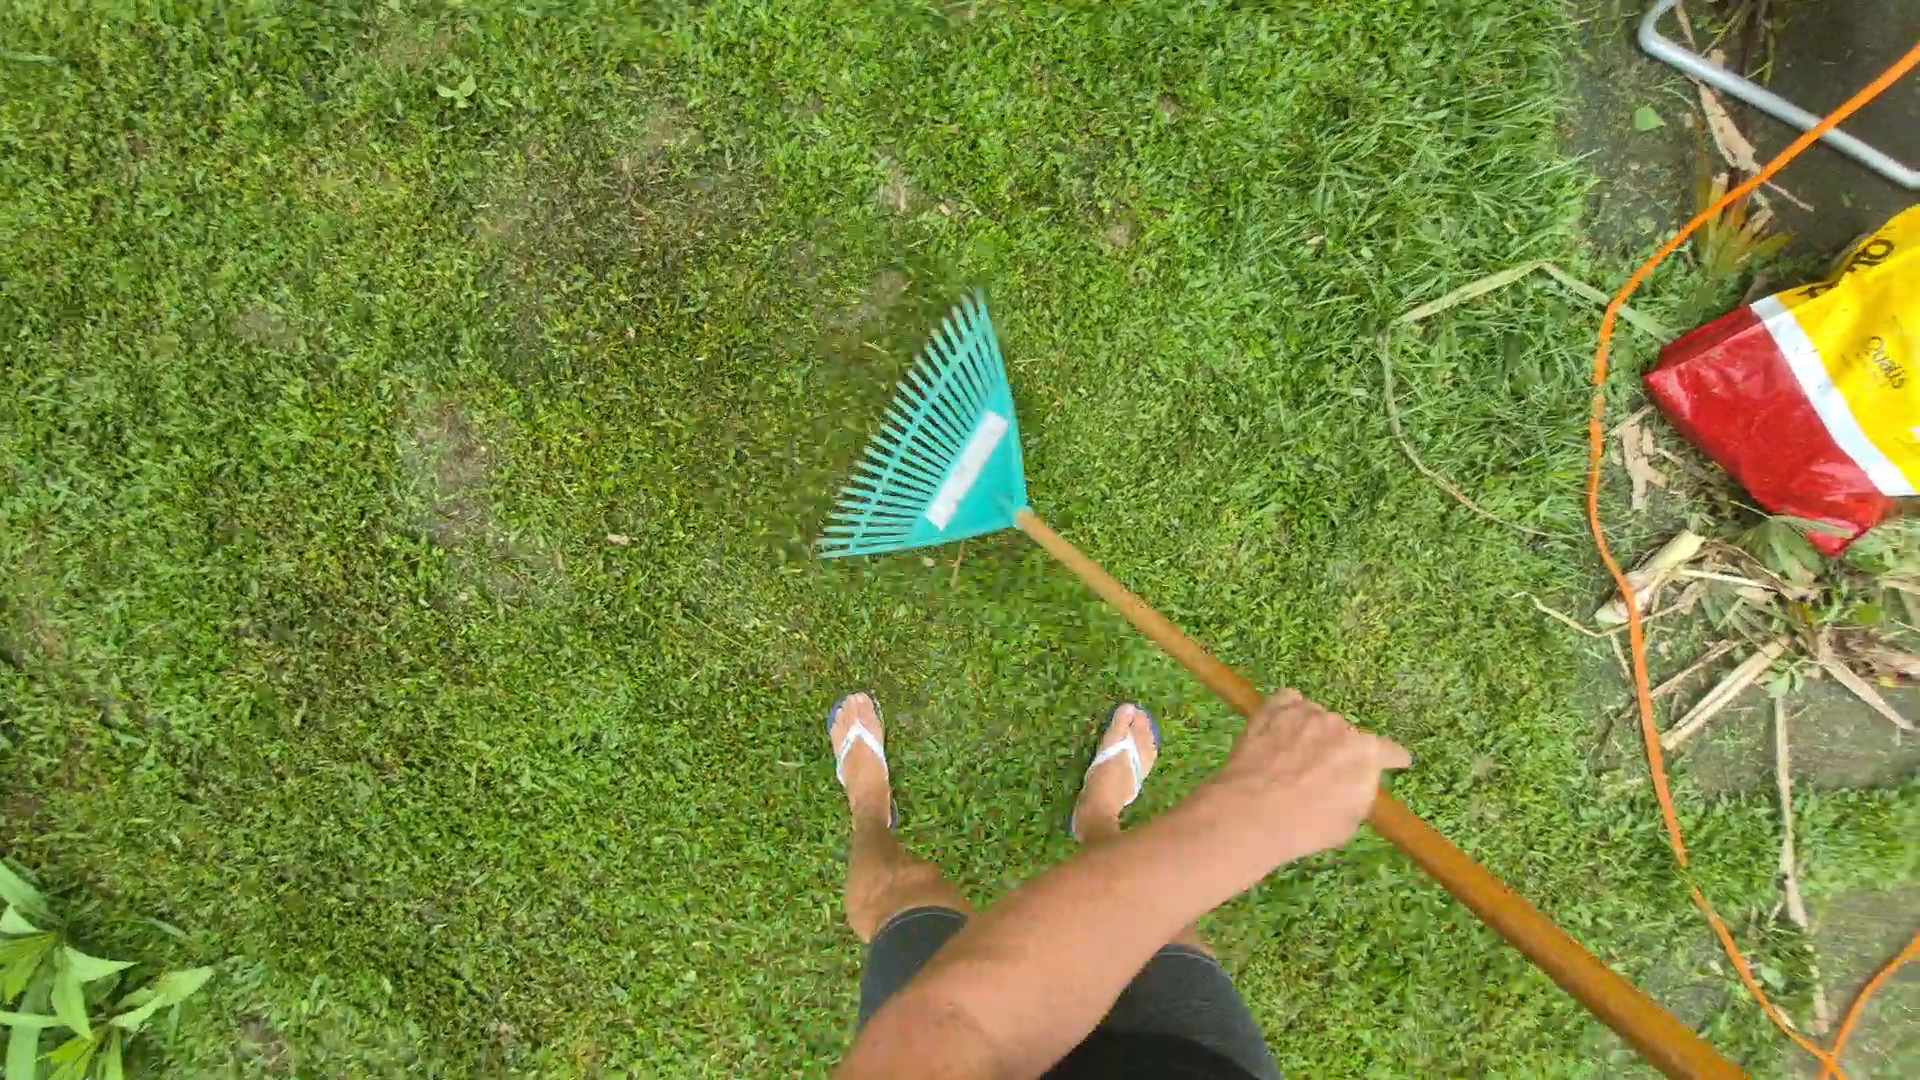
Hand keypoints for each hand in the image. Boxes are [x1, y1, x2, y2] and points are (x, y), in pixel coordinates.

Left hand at [1197, 689, 1410, 870]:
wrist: (1253, 810)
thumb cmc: (1308, 825)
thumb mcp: (1350, 817)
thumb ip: (1359, 788)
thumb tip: (1355, 777)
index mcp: (1366, 752)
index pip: (1389, 751)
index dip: (1391, 758)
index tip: (1395, 760)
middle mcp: (1338, 725)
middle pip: (1346, 734)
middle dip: (1339, 749)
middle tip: (1322, 770)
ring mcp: (1303, 713)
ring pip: (1316, 716)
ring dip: (1312, 730)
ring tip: (1295, 753)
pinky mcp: (1270, 710)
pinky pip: (1287, 700)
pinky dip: (1288, 710)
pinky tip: (1281, 724)